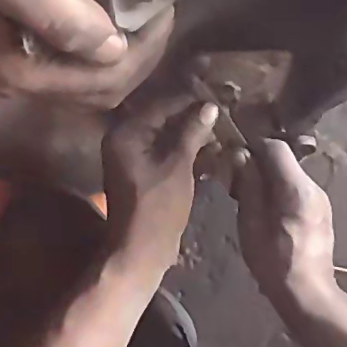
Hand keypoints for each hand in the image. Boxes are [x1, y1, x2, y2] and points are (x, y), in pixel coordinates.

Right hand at [0, 0, 171, 104]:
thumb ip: (56, 12)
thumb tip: (112, 50)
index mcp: (19, 73)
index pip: (103, 83)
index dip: (141, 54)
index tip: (162, 11)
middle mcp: (24, 85)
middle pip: (106, 91)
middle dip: (143, 57)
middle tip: (162, 13)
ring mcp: (29, 74)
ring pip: (101, 85)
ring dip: (133, 56)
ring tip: (150, 16)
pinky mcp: (34, 57)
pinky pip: (89, 69)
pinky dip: (116, 50)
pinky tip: (127, 20)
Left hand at [102, 94, 219, 269]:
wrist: (140, 251)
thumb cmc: (158, 208)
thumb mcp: (178, 167)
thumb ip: (192, 133)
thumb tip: (210, 107)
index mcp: (126, 134)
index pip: (161, 105)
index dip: (190, 101)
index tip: (218, 96)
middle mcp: (123, 140)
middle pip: (163, 119)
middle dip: (192, 118)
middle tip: (222, 113)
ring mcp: (131, 157)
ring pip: (166, 136)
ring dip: (191, 135)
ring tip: (221, 132)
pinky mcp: (142, 173)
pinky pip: (164, 153)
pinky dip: (184, 151)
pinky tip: (210, 151)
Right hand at [234, 139, 337, 305]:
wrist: (308, 293)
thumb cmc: (275, 262)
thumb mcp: (252, 224)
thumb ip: (248, 187)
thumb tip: (240, 156)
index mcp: (296, 187)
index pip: (274, 146)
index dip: (251, 147)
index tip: (232, 160)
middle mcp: (314, 186)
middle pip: (283, 160)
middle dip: (258, 165)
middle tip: (235, 184)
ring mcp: (321, 199)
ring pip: (289, 175)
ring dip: (268, 180)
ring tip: (248, 202)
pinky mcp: (321, 211)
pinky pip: (296, 190)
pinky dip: (279, 192)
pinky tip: (267, 214)